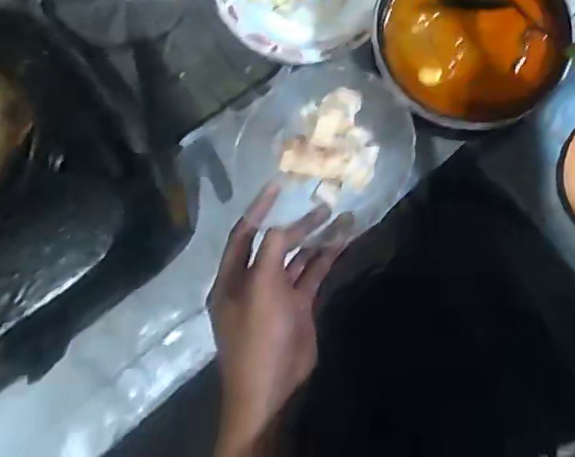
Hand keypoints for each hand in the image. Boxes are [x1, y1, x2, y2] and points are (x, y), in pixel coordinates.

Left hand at [209, 185, 345, 456]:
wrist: (273, 390)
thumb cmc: (257, 336)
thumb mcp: (260, 289)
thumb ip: (272, 250)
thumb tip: (284, 223)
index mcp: (231, 280)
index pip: (243, 234)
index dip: (259, 208)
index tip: (278, 185)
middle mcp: (252, 283)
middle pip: (274, 243)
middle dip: (296, 222)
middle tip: (321, 201)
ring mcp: (276, 295)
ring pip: (297, 257)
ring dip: (315, 237)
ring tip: (337, 214)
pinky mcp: (298, 306)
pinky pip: (312, 273)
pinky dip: (326, 256)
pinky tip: (343, 240)